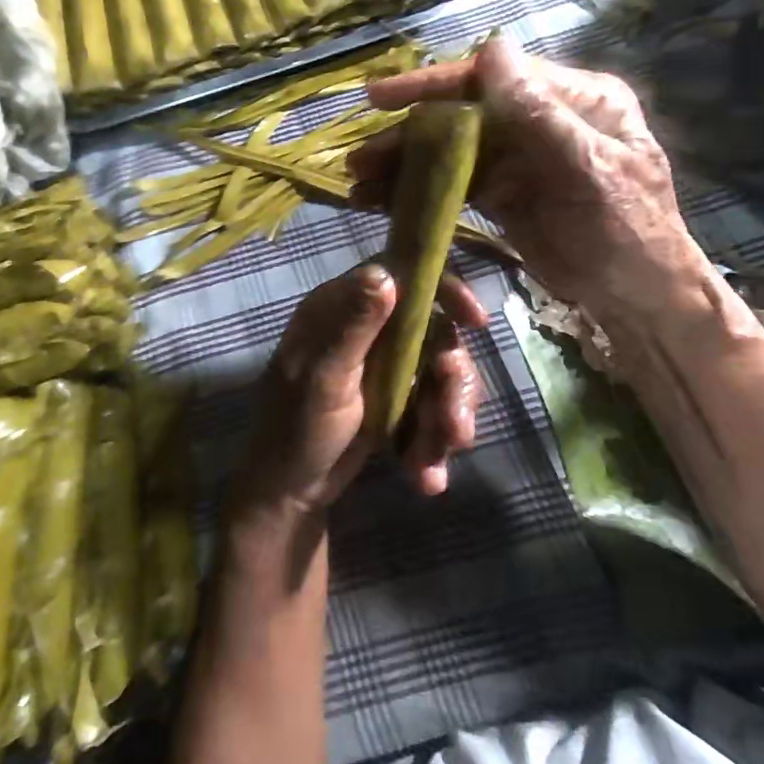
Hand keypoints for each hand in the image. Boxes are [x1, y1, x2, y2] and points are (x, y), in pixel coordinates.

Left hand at [236, 263, 485, 516]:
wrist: (289, 490)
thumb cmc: (295, 427)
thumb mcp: (322, 377)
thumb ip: (353, 326)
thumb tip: (385, 274)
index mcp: (344, 309)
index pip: (403, 275)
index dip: (445, 290)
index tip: (474, 320)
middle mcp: (371, 330)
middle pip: (438, 334)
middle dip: (453, 382)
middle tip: (454, 425)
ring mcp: (387, 366)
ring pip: (444, 376)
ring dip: (447, 419)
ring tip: (430, 462)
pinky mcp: (399, 401)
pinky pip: (436, 408)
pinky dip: (435, 443)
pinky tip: (424, 477)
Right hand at [351, 37, 715, 334]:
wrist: (637, 296)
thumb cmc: (626, 229)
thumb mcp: (587, 167)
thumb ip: (538, 112)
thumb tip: (491, 47)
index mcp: (571, 99)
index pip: (491, 78)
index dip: (433, 85)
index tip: (378, 98)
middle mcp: (541, 119)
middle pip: (463, 116)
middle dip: (409, 136)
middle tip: (359, 160)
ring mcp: (520, 157)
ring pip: (452, 151)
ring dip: (407, 166)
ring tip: (360, 186)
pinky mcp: (504, 192)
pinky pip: (454, 184)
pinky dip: (421, 191)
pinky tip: (386, 201)